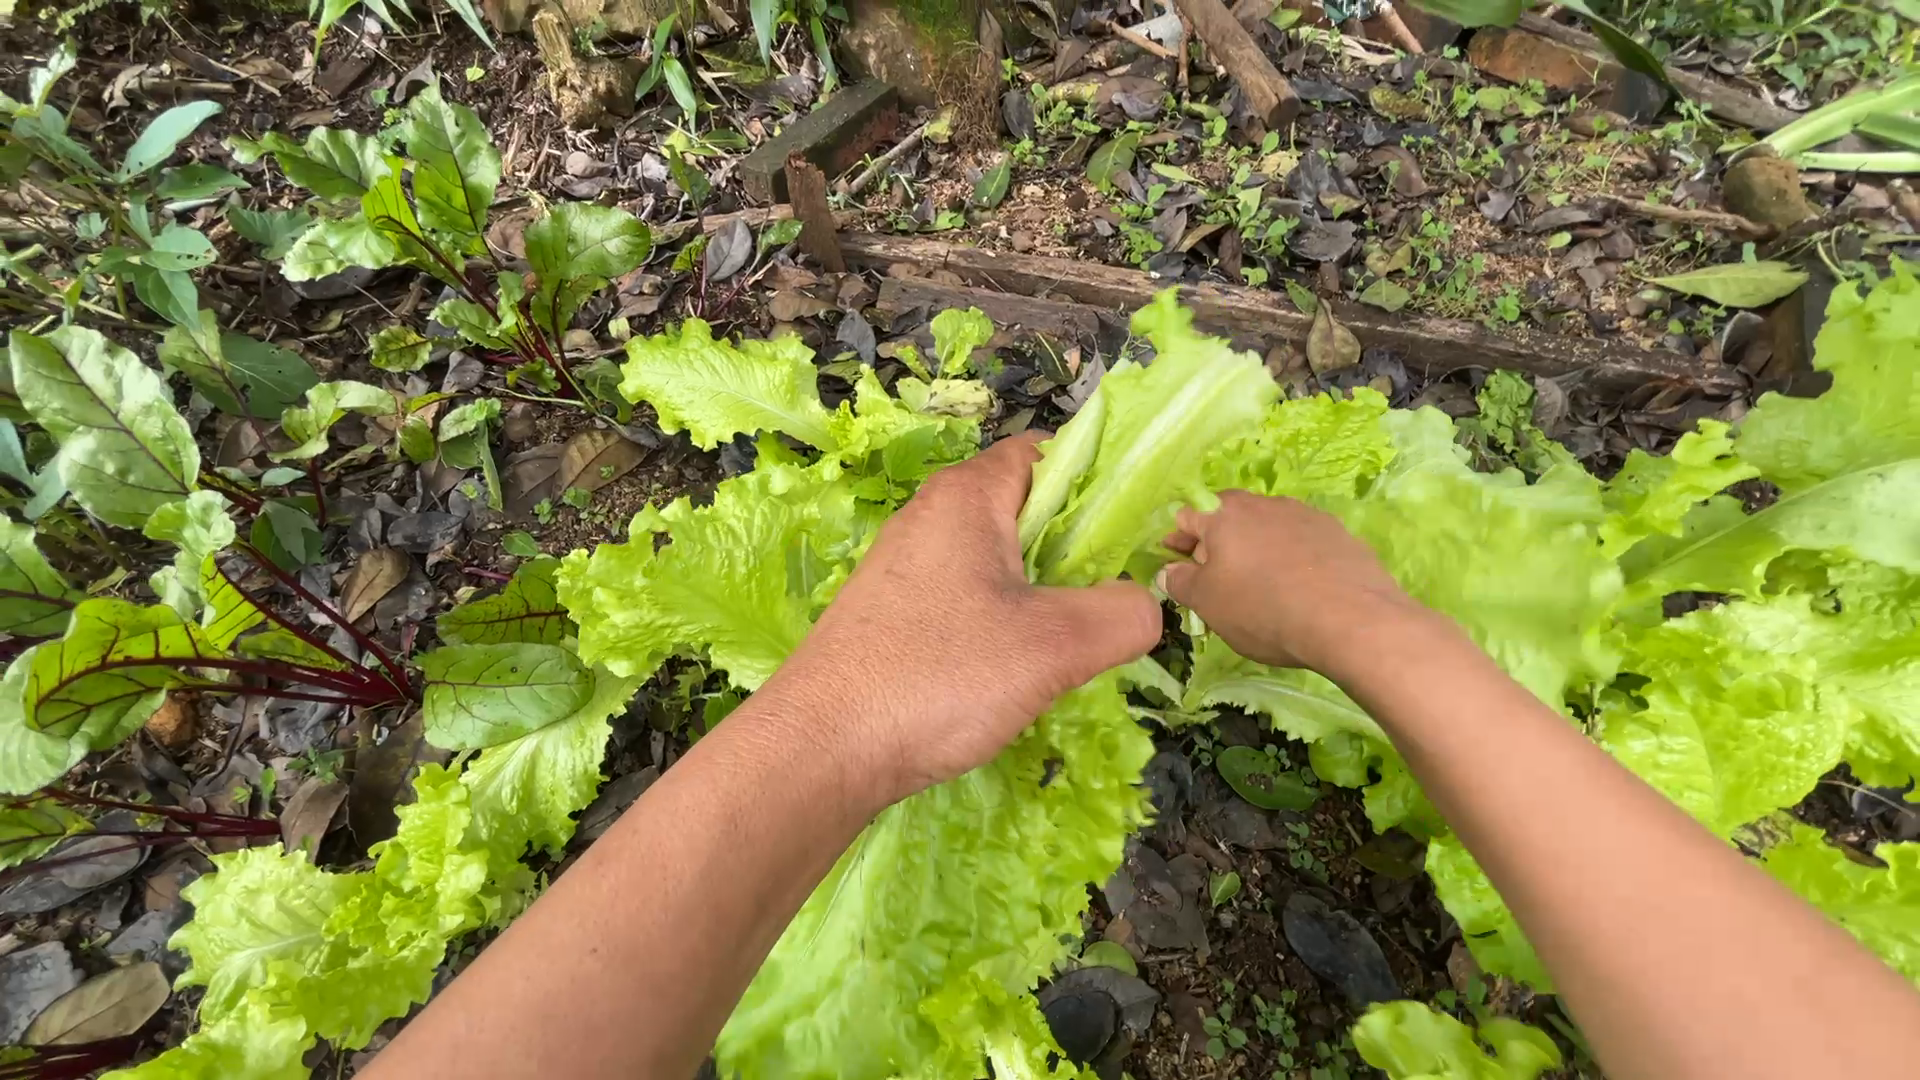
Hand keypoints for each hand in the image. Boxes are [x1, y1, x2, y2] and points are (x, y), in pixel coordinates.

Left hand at [767, 433, 1162, 807]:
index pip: (1049, 454)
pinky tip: (1011, 667)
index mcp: (967, 496)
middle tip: (1108, 597)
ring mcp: (907, 566)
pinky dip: (1001, 618)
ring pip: (998, 558)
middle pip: (1026, 508)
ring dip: (1040, 590)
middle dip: (1076, 547)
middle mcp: (932, 516)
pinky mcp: (894, 611)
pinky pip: (967, 596)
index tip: (1134, 531)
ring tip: (1065, 640)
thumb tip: (1146, 604)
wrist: (820, 747)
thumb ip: (1123, 614)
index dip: (1099, 480)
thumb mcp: (1054, 645)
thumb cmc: (938, 675)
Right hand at [1159, 491, 1427, 676]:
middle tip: (1215, 578)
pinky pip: (1299, 540)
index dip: (1176, 541)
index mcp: (1222, 515)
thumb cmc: (1263, 608)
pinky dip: (1289, 557)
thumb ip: (1181, 582)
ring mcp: (1303, 515)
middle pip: (1227, 517)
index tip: (1177, 565)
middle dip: (1216, 543)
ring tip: (1258, 583)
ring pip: (1265, 527)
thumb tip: (1170, 570)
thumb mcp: (1207, 604)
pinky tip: (1296, 586)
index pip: (1187, 517)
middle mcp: (1262, 504)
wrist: (1352, 620)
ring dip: (1254, 548)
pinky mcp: (1337, 533)